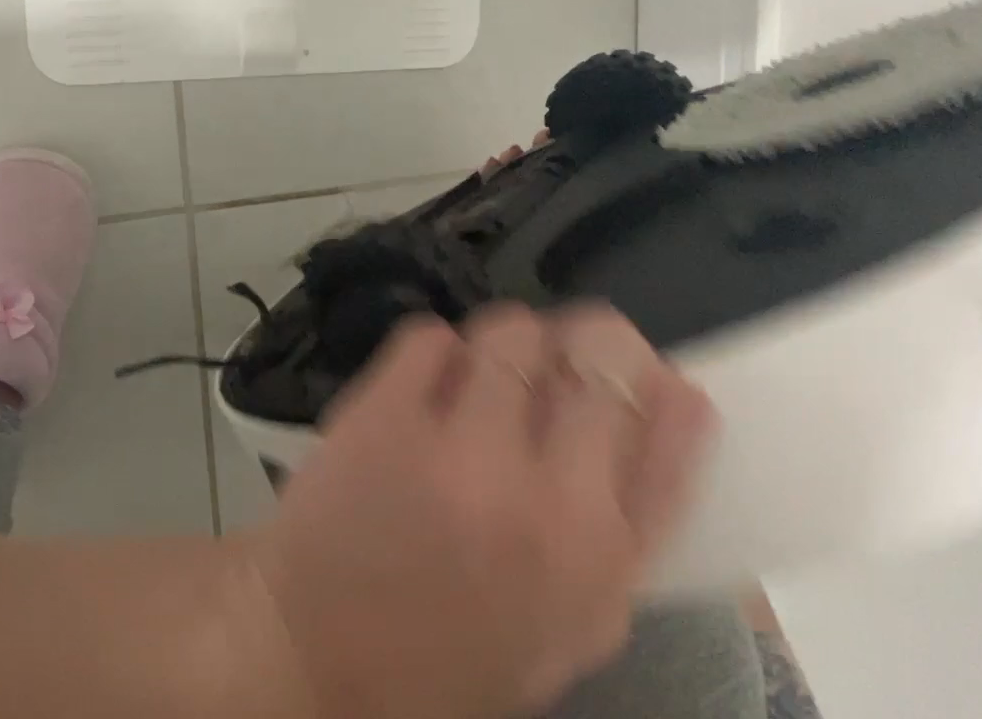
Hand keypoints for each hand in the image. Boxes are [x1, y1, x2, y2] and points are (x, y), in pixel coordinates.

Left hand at [237, 305, 715, 718]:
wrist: (317, 649)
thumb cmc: (450, 650)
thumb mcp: (569, 626)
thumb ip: (622, 533)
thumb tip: (661, 420)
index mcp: (598, 555)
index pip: (665, 432)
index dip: (657, 386)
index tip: (645, 374)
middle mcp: (541, 493)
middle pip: (597, 360)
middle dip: (587, 346)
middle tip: (556, 363)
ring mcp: (456, 448)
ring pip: (512, 332)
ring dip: (509, 343)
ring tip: (488, 372)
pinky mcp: (382, 417)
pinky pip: (429, 336)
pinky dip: (436, 348)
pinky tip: (429, 380)